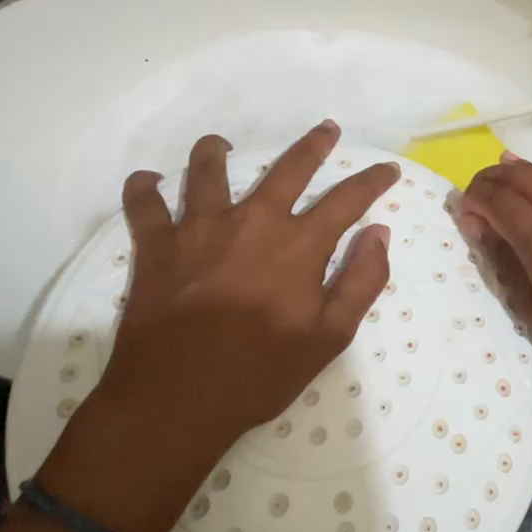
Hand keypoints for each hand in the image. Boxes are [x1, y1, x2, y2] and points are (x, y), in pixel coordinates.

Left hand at [92, 120, 396, 456]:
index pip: (347, 199)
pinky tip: (147, 182)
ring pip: (209, 171)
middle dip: (313, 145)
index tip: (388, 169)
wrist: (175, 402)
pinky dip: (143, 189)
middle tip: (327, 129)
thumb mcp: (330, 337)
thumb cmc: (259, 373)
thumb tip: (379, 233)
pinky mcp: (156, 248)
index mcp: (298, 245)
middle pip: (289, 168)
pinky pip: (144, 207)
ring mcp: (200, 230)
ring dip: (217, 152)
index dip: (372, 181)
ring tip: (222, 144)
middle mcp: (253, 222)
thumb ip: (361, 280)